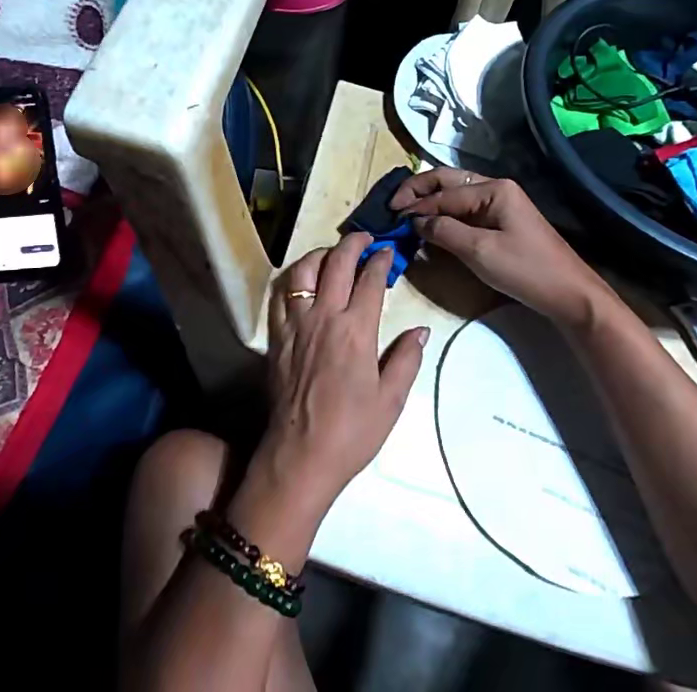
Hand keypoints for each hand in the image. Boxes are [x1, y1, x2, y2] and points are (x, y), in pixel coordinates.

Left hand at [263, 233, 427, 509]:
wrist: (299, 457)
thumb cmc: (352, 431)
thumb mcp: (392, 399)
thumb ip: (406, 359)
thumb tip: (420, 330)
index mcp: (356, 330)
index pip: (370, 280)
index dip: (381, 261)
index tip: (389, 252)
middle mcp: (324, 318)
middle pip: (336, 264)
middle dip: (353, 244)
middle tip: (365, 239)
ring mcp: (295, 326)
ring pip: (303, 272)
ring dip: (320, 255)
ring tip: (333, 255)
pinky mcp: (276, 338)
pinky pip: (281, 296)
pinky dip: (294, 279)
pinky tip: (303, 282)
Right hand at [390, 168, 617, 328]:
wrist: (568, 292)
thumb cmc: (525, 269)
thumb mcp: (480, 251)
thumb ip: (445, 231)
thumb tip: (415, 220)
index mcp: (493, 189)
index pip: (444, 192)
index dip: (415, 205)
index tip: (389, 218)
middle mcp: (496, 188)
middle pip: (449, 182)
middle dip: (419, 192)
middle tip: (392, 208)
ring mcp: (500, 204)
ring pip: (456, 196)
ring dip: (431, 204)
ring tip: (405, 217)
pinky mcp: (502, 221)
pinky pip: (466, 211)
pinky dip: (445, 216)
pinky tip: (431, 227)